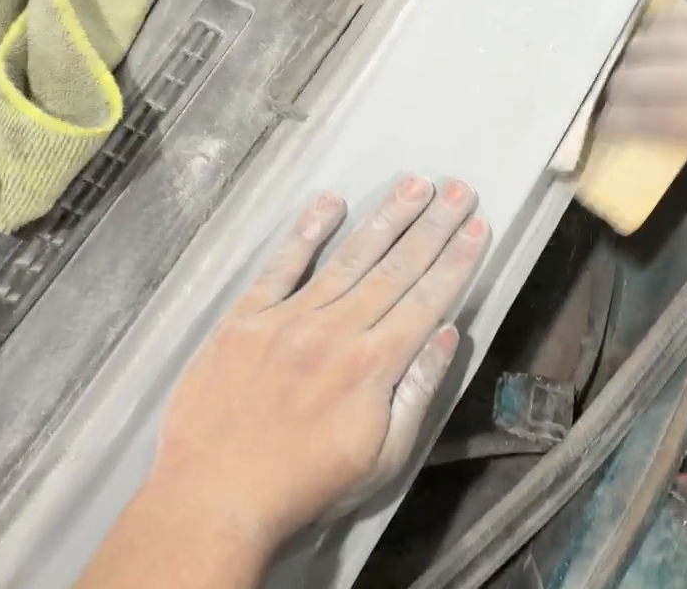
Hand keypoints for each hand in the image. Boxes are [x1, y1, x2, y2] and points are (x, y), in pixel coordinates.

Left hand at [143, 177, 489, 553]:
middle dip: (434, 225)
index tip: (478, 225)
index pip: (429, 298)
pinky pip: (281, 266)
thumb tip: (448, 333)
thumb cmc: (306, 486)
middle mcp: (337, 330)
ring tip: (416, 184)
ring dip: (388, 217)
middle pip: (397, 267)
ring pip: (349, 256)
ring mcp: (289, 319)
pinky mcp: (245, 318)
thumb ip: (419, 391)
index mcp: (373, 365)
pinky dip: (307, 231)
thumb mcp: (384, 459)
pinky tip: (331, 202)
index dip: (458, 259)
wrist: (209, 502)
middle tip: (459, 188)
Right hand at [599, 0, 686, 178]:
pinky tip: (646, 30)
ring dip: (635, 51)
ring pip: (665, 38)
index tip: (597, 124)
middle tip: (603, 94)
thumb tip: (642, 132)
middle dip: (618, 85)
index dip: (618, 122)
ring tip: (621, 62)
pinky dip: (663, 22)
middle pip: (651, 74)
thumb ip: (685, 147)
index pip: (653, 118)